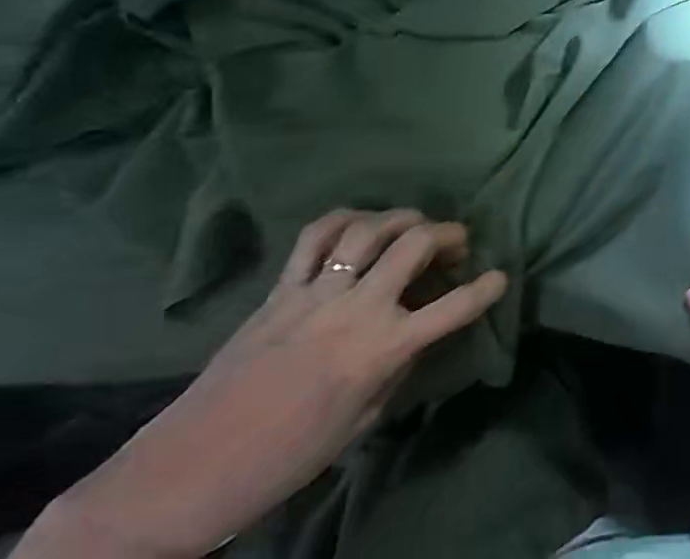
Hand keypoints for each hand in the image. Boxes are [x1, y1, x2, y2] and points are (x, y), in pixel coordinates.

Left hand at [19, 209, 507, 558]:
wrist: (188, 472)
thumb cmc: (288, 457)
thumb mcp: (362, 422)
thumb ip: (396, 368)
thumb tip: (416, 335)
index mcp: (382, 351)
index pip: (454, 308)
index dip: (487, 288)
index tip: (501, 277)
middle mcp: (355, 310)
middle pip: (414, 245)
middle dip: (448, 233)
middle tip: (456, 244)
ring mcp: (314, 295)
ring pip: (367, 230)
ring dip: (401, 217)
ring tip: (413, 225)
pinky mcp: (278, 291)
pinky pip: (314, 239)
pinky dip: (343, 220)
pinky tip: (358, 224)